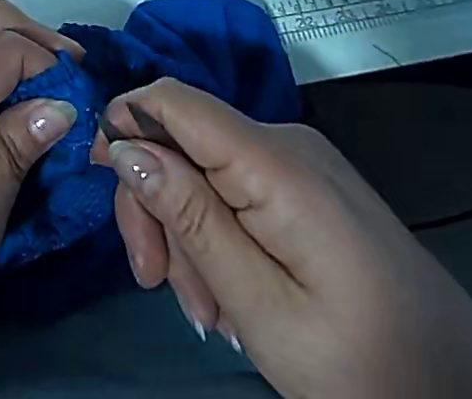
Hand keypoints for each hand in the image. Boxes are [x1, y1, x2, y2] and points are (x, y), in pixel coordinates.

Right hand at [94, 80, 471, 398]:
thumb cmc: (372, 370)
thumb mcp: (264, 307)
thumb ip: (191, 218)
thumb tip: (124, 148)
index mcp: (276, 163)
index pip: (173, 100)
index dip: (122, 122)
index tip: (99, 178)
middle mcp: (285, 144)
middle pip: (180, 139)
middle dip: (154, 203)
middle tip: (152, 280)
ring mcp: (298, 165)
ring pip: (201, 170)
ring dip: (184, 233)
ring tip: (206, 310)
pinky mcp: (304, 188)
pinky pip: (232, 189)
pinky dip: (214, 235)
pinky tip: (228, 294)